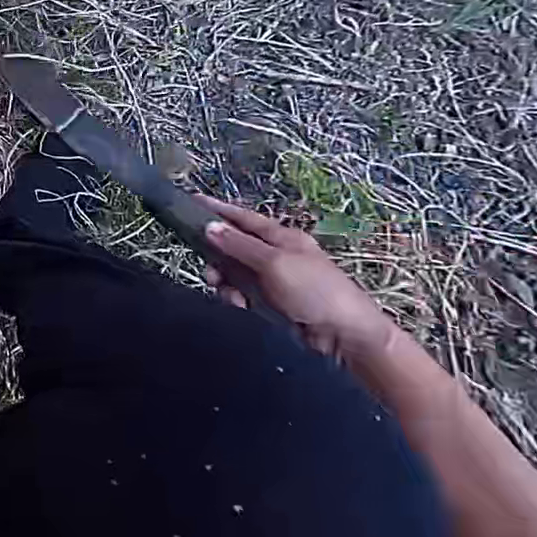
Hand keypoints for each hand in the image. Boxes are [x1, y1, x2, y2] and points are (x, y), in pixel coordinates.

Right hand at [198, 195, 396, 358]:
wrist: (346, 334)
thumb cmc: (313, 290)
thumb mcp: (273, 263)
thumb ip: (239, 245)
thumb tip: (209, 226)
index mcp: (281, 236)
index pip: (242, 216)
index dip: (217, 209)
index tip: (191, 201)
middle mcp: (277, 252)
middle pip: (235, 245)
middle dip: (217, 254)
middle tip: (207, 269)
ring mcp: (276, 277)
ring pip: (237, 270)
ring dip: (226, 278)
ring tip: (223, 290)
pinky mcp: (275, 300)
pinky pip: (246, 291)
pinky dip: (237, 295)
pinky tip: (238, 303)